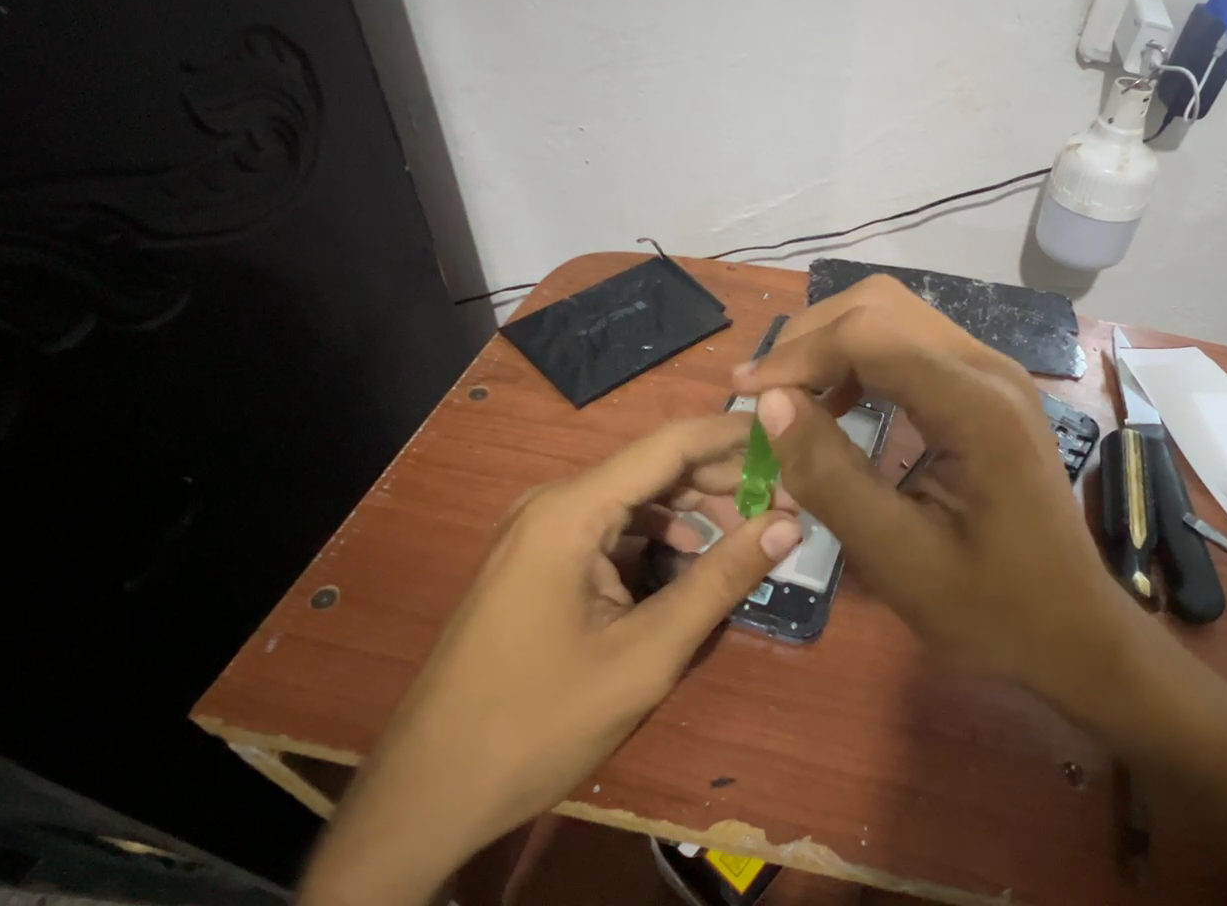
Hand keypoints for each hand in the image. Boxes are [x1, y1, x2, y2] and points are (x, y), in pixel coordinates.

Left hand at [300, 415, 801, 905]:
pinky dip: (660, 541)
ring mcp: (541, 532)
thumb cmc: (540, 721)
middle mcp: (553, 503)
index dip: (737, 436)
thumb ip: (721, 580)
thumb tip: (791, 525)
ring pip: (637, 501)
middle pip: (656, 468)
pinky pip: (612, 531)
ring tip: (752, 538)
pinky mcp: (539, 562)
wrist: (431, 790)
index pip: (671, 444)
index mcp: (572, 510)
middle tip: (789, 509)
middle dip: (725, 482)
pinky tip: (692, 567)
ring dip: (696, 513)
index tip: (795, 441)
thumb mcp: (646, 653)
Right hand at [730, 276, 1140, 702]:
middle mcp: (989, 370)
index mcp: (974, 405)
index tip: (744, 394)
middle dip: (812, 336)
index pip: (867, 334)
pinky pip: (917, 348)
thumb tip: (770, 403)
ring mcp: (995, 377)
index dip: (796, 356)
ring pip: (898, 319)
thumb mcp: (898, 557)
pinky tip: (839, 404)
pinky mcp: (991, 394)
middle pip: (882, 306)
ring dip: (836, 344)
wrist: (1074, 631)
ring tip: (789, 395)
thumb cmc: (991, 608)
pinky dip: (866, 361)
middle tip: (762, 390)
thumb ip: (830, 475)